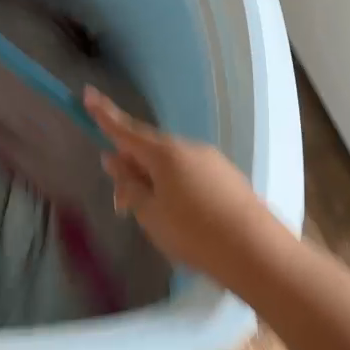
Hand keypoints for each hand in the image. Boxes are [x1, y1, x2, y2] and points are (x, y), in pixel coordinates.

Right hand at [87, 86, 288, 286]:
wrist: (262, 257)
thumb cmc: (196, 234)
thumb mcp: (150, 214)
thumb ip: (129, 185)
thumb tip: (114, 160)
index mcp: (164, 154)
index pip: (124, 129)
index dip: (103, 113)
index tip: (86, 93)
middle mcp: (188, 149)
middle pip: (148, 149)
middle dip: (132, 168)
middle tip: (122, 201)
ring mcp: (213, 162)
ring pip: (171, 165)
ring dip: (156, 182)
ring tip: (156, 218)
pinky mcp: (229, 179)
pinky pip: (192, 175)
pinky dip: (178, 189)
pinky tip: (184, 219)